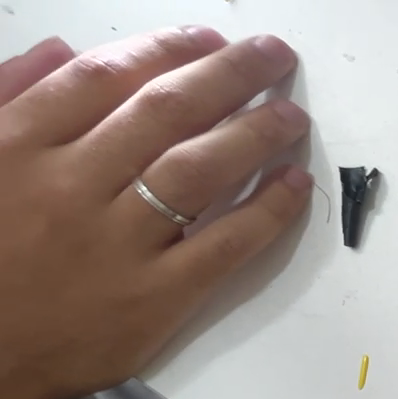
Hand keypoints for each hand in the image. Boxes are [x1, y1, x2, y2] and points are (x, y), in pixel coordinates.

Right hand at [0, 29, 311, 398]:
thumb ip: (5, 101)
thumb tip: (60, 51)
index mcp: (13, 144)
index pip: (101, 81)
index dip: (162, 52)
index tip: (209, 38)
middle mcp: (69, 183)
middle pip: (162, 115)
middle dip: (225, 77)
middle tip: (274, 56)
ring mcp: (121, 238)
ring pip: (198, 170)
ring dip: (253, 135)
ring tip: (293, 114)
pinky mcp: (163, 290)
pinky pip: (228, 242)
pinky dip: (267, 210)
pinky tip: (297, 184)